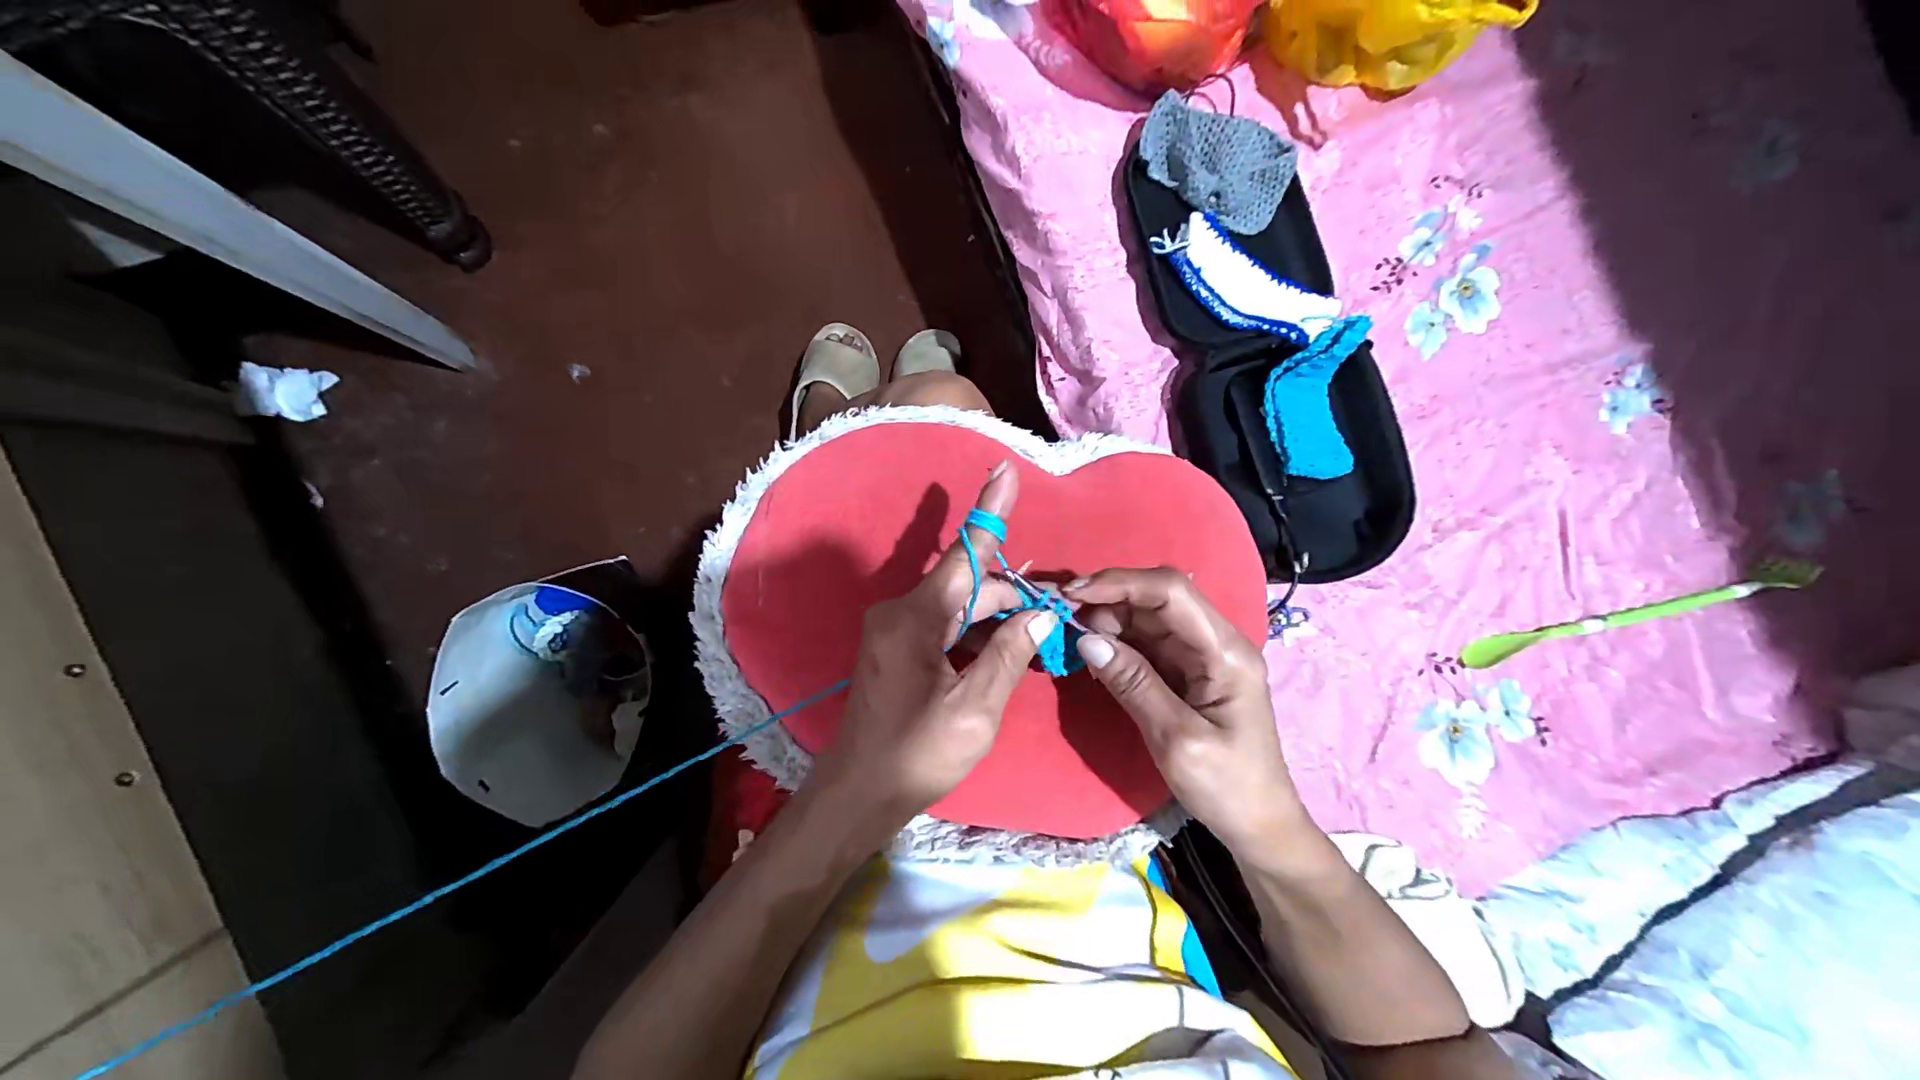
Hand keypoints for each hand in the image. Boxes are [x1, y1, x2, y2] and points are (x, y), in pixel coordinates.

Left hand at [805, 462, 1055, 844]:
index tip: (1004, 469)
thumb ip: (1007, 655)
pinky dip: (977, 634)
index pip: (963, 555)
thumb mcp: (974, 711)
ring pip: (960, 606)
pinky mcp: (897, 645)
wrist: (859, 792)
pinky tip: (1006, 650)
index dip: (989, 513)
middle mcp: (901, 611)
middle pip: (970, 586)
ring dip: (998, 618)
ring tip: (1039, 638)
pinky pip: (946, 625)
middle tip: (1056, 617)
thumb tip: (1036, 617)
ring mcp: (896, 628)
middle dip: (1012, 597)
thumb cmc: (916, 755)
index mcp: (916, 619)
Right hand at [1064, 568, 1311, 865]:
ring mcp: (1199, 657)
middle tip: (1065, 617)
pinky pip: (1146, 643)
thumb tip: (1086, 639)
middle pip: (1158, 598)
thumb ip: (1133, 684)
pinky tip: (1093, 654)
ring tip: (1073, 635)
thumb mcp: (1176, 739)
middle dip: (1110, 598)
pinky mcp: (1185, 672)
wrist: (1258, 826)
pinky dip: (1116, 642)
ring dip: (1109, 619)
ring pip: (1148, 617)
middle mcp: (1214, 642)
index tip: (1073, 593)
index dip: (1121, 583)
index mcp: (1225, 651)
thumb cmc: (1227, 787)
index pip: (1171, 592)